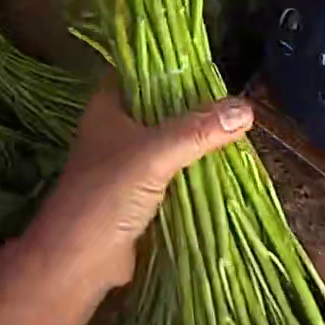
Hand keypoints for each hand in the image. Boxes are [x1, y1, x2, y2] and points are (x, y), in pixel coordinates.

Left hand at [20, 80, 252, 291]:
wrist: (79, 260)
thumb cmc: (106, 193)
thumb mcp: (153, 154)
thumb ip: (196, 131)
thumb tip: (244, 108)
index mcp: (107, 106)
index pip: (138, 70)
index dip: (167, 65)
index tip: (206, 64)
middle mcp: (114, 128)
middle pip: (156, 106)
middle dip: (189, 105)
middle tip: (230, 100)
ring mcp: (124, 161)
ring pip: (164, 140)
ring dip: (192, 139)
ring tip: (234, 129)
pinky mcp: (136, 193)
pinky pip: (169, 171)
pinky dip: (190, 168)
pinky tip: (220, 166)